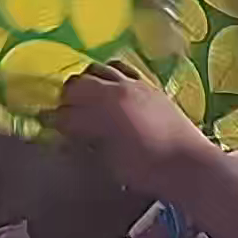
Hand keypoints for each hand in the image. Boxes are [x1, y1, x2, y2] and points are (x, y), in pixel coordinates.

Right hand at [53, 62, 222, 199]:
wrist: (190, 164)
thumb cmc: (149, 169)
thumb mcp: (112, 162)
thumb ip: (90, 142)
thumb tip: (76, 134)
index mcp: (103, 113)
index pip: (67, 113)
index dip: (54, 120)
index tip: (47, 124)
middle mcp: (114, 91)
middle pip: (77, 84)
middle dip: (65, 98)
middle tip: (63, 111)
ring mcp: (132, 83)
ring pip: (97, 69)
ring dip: (85, 81)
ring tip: (84, 95)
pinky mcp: (146, 83)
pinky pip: (121, 67)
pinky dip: (109, 73)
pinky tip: (108, 83)